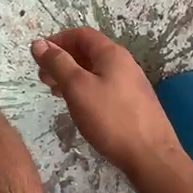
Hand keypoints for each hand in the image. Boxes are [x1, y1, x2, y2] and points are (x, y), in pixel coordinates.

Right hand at [31, 28, 185, 177]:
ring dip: (73, 77)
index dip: (58, 40)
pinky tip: (79, 106)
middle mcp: (124, 64)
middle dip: (63, 60)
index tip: (40, 55)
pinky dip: (86, 90)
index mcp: (112, 54)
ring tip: (55, 92)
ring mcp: (131, 85)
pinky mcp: (134, 105)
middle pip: (88, 52)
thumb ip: (58, 63)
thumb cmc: (111, 118)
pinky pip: (104, 87)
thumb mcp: (77, 88)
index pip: (81, 34)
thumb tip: (39, 43)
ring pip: (96, 72)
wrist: (152, 158)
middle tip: (44, 77)